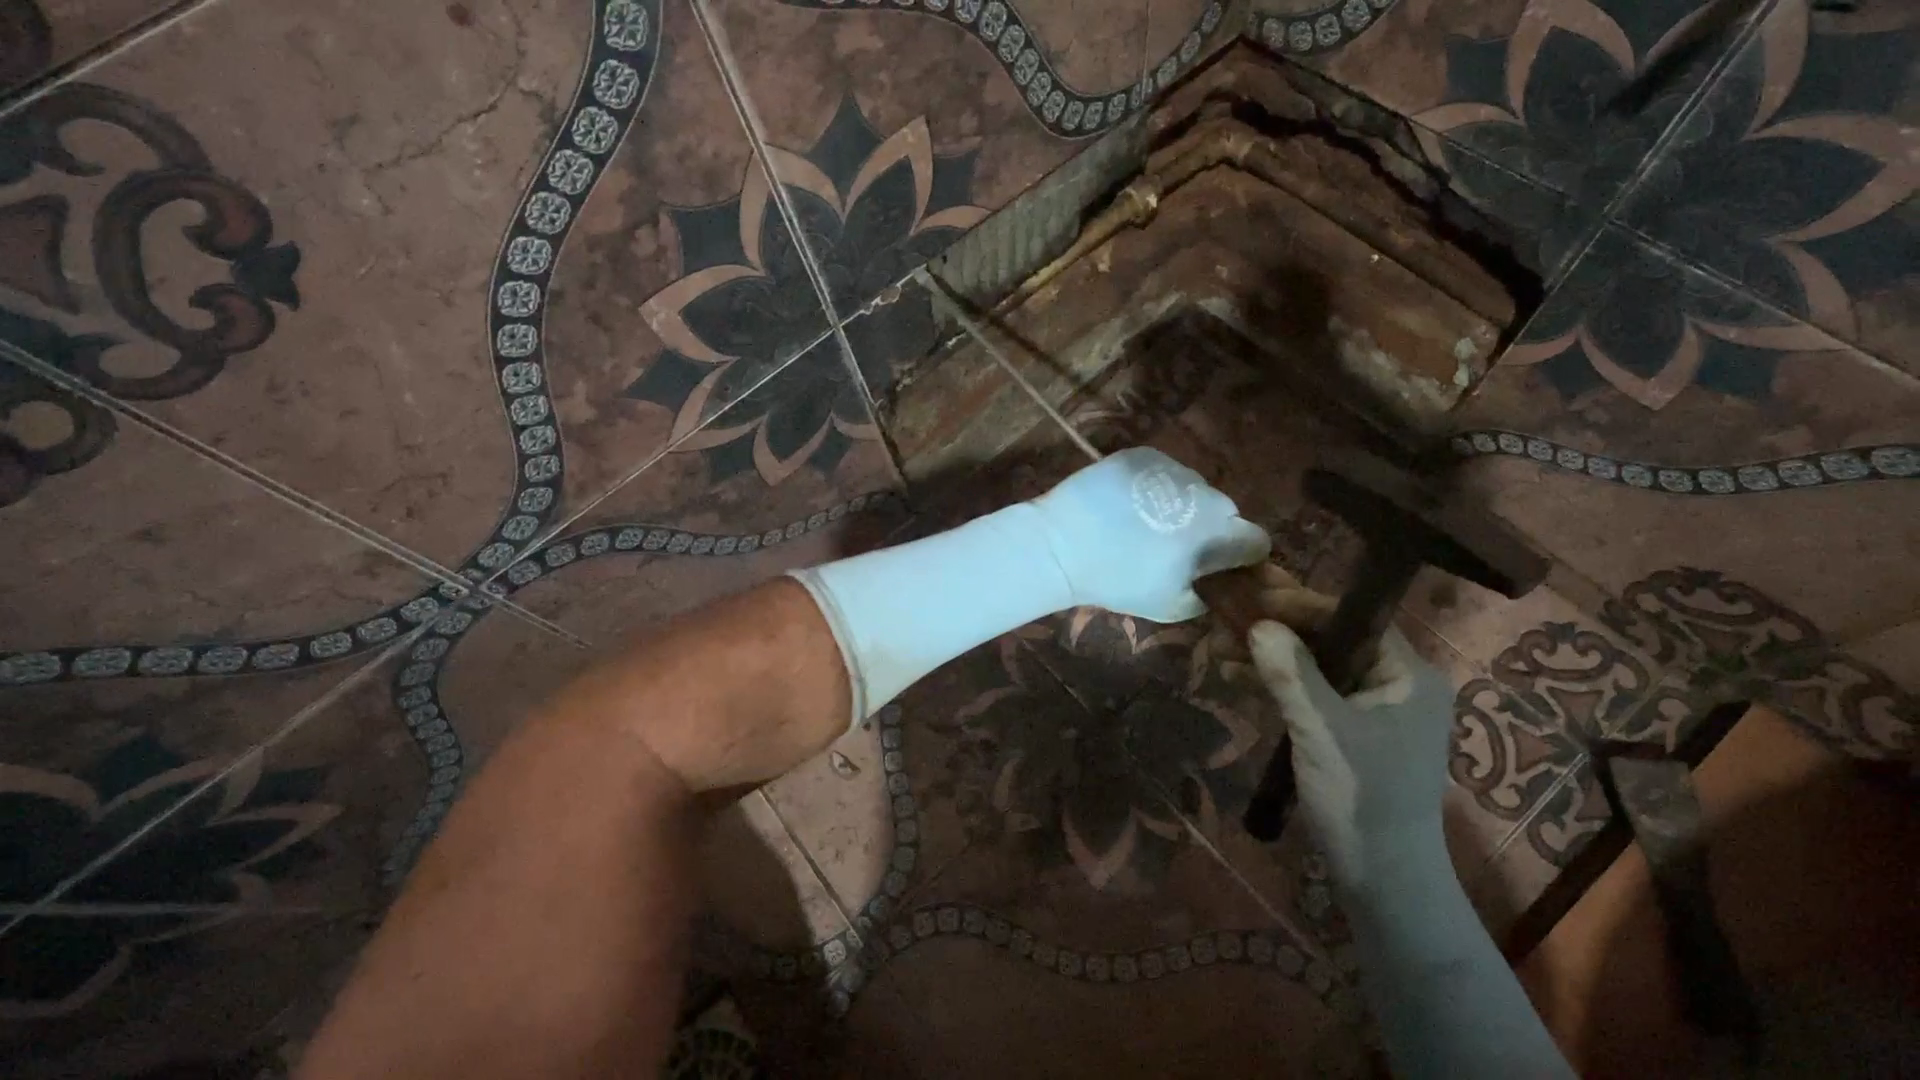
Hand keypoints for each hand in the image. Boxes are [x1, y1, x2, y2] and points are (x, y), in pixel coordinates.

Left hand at [1028, 447, 1270, 622]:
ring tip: (1145, 523)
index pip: (1256, 541)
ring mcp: (1174, 469)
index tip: (1219, 565)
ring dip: (1180, 504)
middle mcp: (1206, 495)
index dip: (1241, 556)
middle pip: (1225, 512)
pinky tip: (1128, 504)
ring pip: (1193, 489)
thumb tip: (1217, 582)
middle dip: (1208, 529)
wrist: (1062, 544)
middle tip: (1174, 547)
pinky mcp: (1144, 454)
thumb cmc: (1119, 580)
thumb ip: (1207, 594)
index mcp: (1219, 534)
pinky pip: (1163, 471)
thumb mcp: (1172, 607)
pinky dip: (1154, 486)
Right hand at [1248, 618, 1452, 887]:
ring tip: (1222, 650)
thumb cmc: (1362, 797)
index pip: (1353, 619)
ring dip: (1272, 659)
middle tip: (1229, 622)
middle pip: (1332, 641)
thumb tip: (1258, 624)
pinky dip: (1280, 686)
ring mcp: (1375, 713)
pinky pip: (1314, 697)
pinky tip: (1240, 678)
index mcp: (1408, 676)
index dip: (1302, 606)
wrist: (1383, 879)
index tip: (1254, 601)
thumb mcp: (1322, 730)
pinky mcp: (1353, 738)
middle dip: (1279, 632)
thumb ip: (1291, 673)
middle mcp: (1397, 686)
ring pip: (1318, 669)